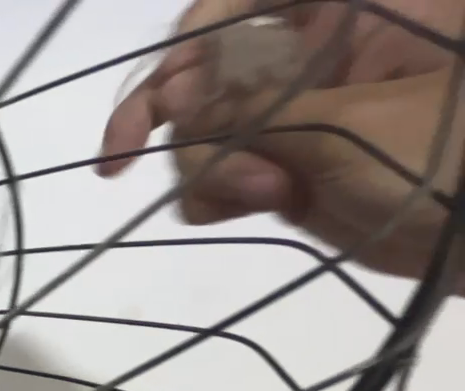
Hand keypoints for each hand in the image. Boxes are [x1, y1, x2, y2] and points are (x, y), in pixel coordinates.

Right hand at [98, 0, 464, 281]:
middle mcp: (315, 55)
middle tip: (119, 162)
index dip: (198, 30)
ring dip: (208, 171)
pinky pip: (213, 175)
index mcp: (357, 13)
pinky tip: (252, 209)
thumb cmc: (448, 157)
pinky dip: (214, 197)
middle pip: (203, 72)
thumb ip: (254, 110)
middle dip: (172, 122)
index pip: (251, 0)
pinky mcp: (278, 165)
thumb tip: (176, 102)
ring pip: (200, 132)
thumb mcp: (345, 124)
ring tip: (266, 196)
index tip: (162, 88)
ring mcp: (293, 115)